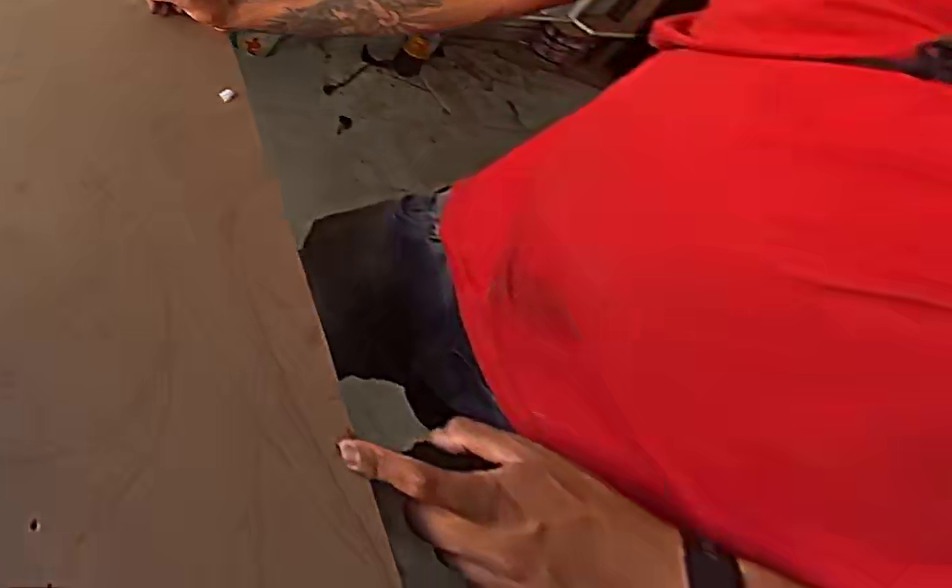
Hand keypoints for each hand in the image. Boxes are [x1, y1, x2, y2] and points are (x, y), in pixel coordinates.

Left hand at [340, 419, 685, 587]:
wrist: (661, 577)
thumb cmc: (597, 510)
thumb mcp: (535, 456)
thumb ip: (476, 437)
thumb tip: (436, 435)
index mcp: (492, 504)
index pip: (417, 481)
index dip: (376, 463)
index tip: (347, 449)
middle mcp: (491, 547)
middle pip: (420, 521)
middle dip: (417, 499)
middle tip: (433, 482)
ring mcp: (502, 582)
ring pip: (443, 551)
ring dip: (445, 527)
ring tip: (476, 512)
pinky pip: (471, 575)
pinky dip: (469, 553)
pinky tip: (495, 539)